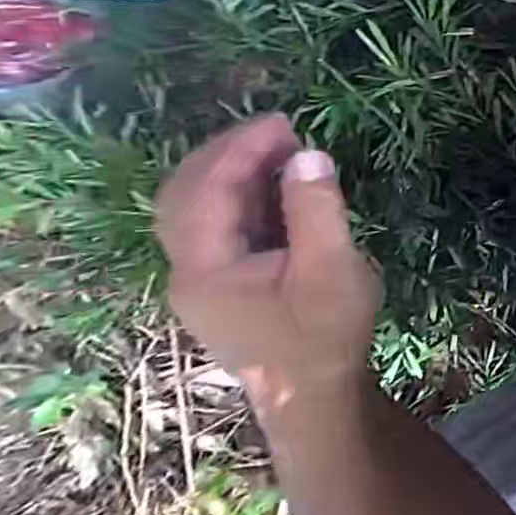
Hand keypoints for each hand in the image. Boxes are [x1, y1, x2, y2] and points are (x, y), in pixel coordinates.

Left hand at [153, 115, 381, 412]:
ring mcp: (204, 278)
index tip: (283, 122)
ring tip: (282, 148)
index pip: (205, 192)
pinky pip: (221, 225)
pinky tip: (279, 184)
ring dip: (233, 172)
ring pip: (198, 210)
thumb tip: (308, 154)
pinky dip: (244, 194)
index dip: (239, 150)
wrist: (315, 392)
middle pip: (184, 196)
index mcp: (206, 268)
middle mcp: (191, 270)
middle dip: (226, 154)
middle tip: (279, 129)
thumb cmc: (325, 331)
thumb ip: (316, 210)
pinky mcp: (226, 282)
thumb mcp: (331, 268)